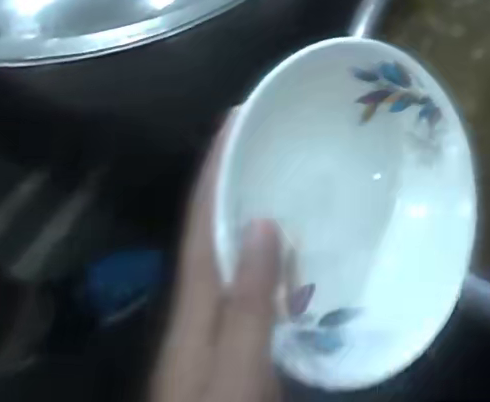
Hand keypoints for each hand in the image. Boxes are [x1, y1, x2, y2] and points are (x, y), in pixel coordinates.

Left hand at [150, 122, 282, 401]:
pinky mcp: (234, 350)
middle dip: (233, 176)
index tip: (237, 114)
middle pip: (212, 228)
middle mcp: (200, 310)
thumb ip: (247, 305)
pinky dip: (267, 253)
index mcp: (195, 307)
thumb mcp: (236, 380)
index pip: (202, 219)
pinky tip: (294, 253)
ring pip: (231, 254)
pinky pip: (250, 283)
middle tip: (270, 134)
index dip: (215, 164)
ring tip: (285, 172)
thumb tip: (260, 218)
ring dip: (250, 207)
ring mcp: (214, 332)